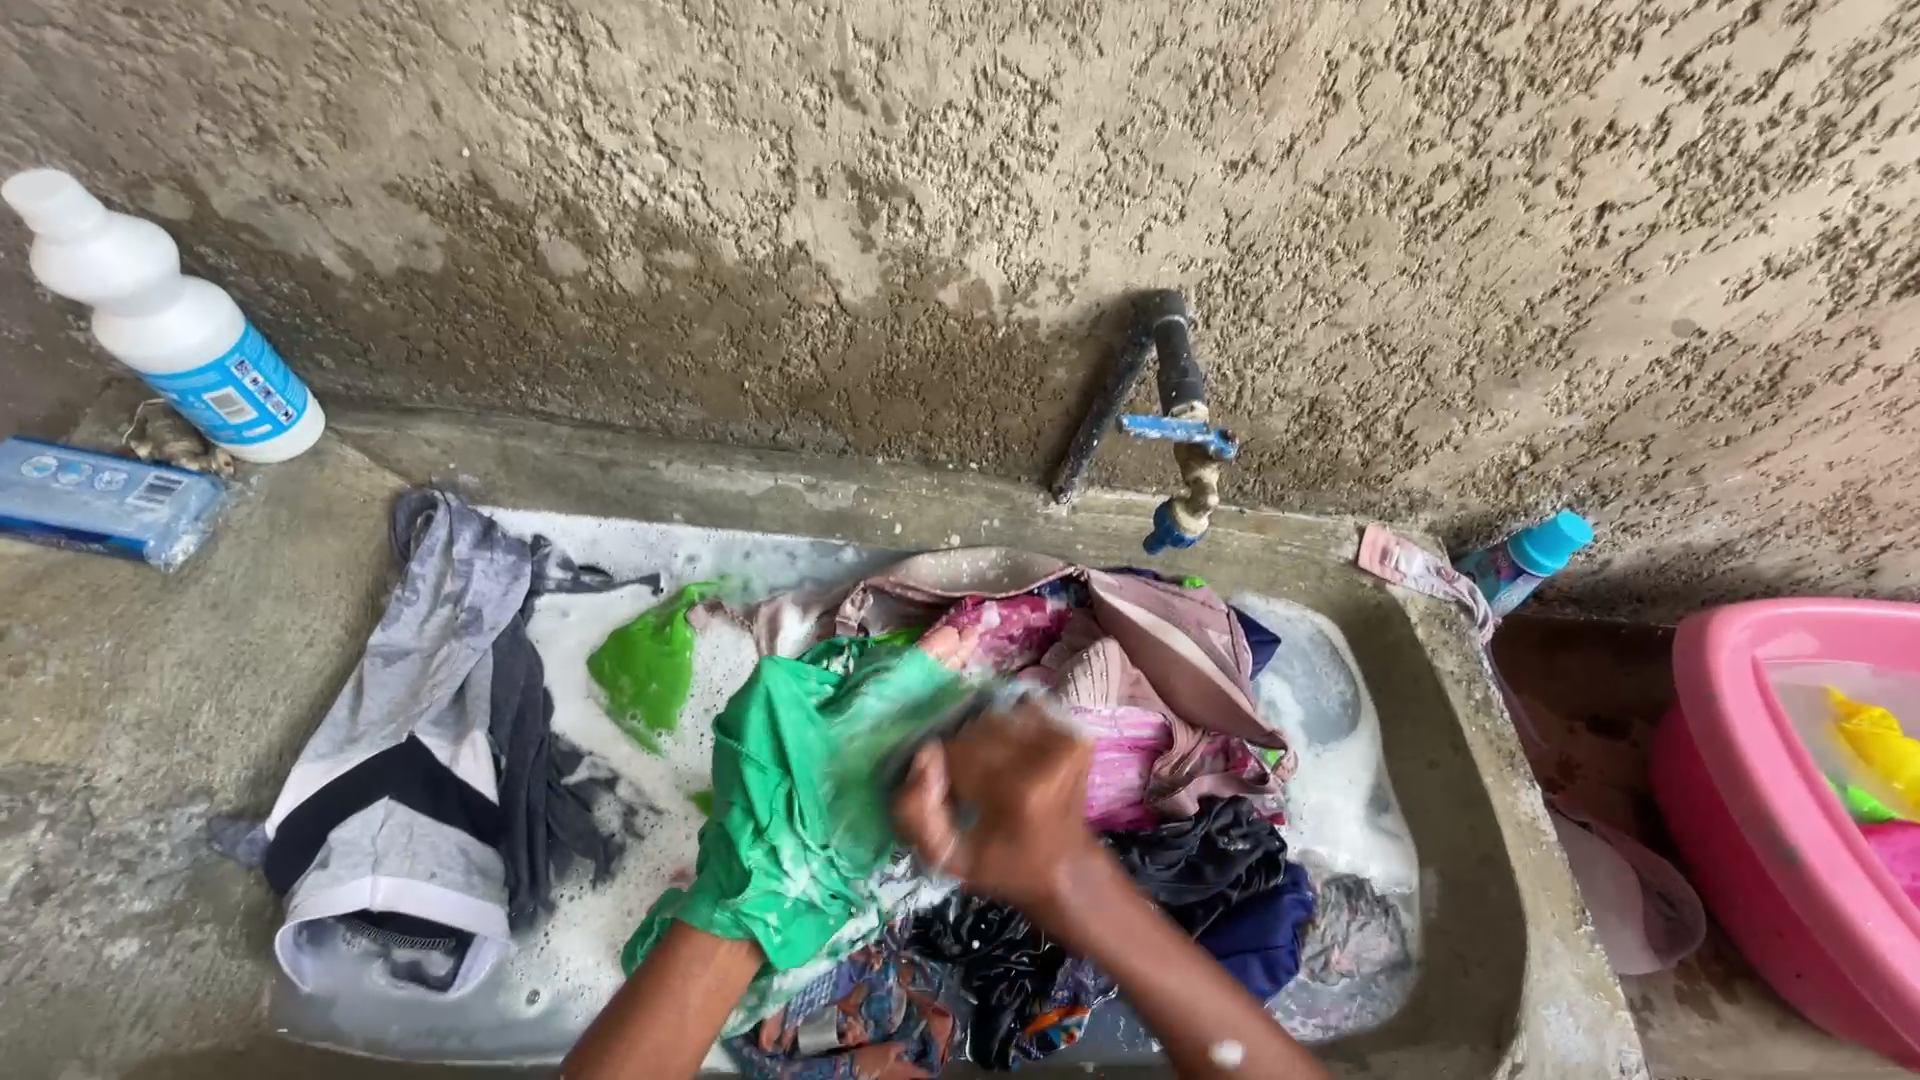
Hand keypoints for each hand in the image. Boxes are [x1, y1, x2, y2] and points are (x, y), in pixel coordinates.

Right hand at [891, 695, 1101, 915]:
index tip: (953, 796)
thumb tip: (922, 756)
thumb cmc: (1003, 863)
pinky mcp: (1076, 733)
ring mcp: (1067, 740)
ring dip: (985, 739)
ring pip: (998, 717)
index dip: (946, 771)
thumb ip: (916, 811)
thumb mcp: (949, 857)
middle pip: (978, 728)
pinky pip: (1022, 712)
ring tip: (992, 771)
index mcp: (1020, 791)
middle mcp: (1049, 756)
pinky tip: (1012, 757)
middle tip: (971, 784)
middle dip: (965, 752)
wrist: (1064, 864)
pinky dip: (1009, 730)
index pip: (957, 751)